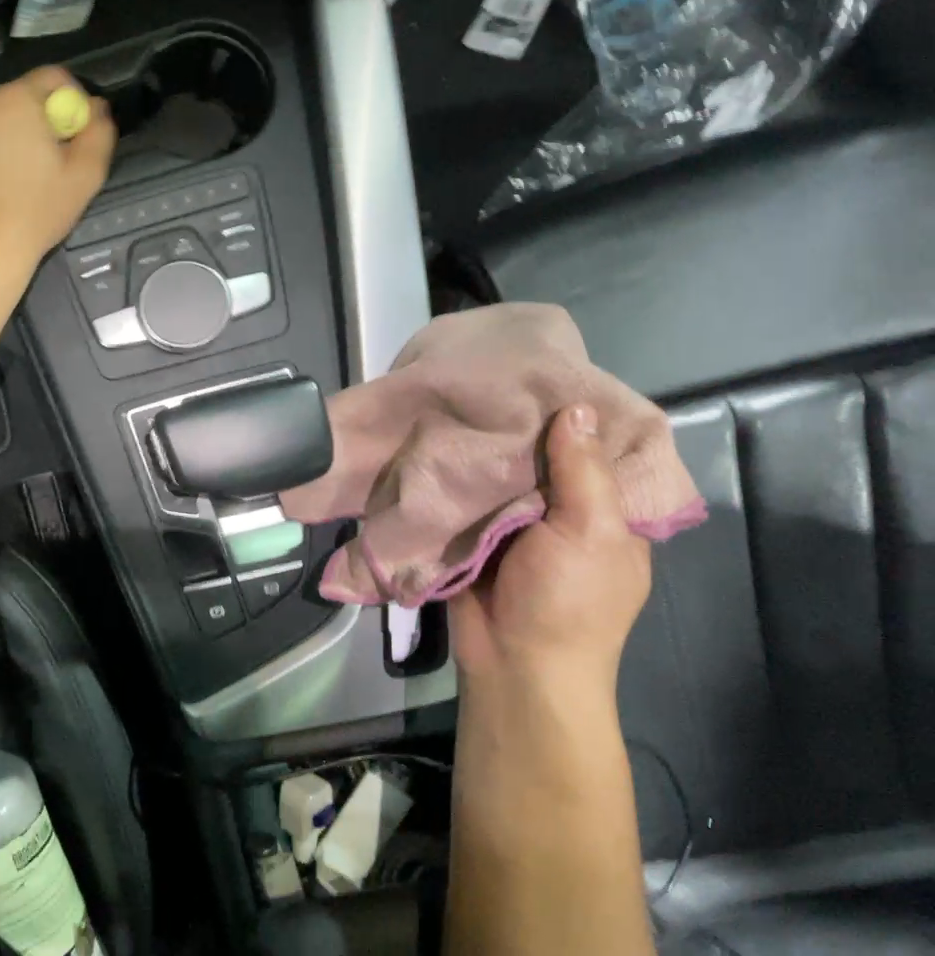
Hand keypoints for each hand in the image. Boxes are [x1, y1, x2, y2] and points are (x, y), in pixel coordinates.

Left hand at [0, 66, 116, 269]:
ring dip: (13, 131)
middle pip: (22, 95)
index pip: (53, 77)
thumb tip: (96, 108)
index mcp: (16, 99)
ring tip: (21, 171)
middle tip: (50, 157)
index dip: (73, 100)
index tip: (76, 133)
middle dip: (41, 117)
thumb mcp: (86, 173)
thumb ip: (99, 130)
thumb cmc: (38, 211)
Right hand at [450, 404, 651, 697]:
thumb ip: (584, 473)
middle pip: (540, 460)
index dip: (576, 417)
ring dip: (477, 451)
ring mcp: (512, 527)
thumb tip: (576, 406)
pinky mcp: (469, 537)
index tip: (542, 374)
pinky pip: (461, 500)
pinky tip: (429, 443)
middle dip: (515, 429)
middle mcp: (561, 514)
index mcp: (608, 513)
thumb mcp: (592, 533)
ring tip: (451, 399)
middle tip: (484, 379)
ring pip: (497, 477)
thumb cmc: (569, 602)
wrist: (512, 663)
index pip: (598, 452)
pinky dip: (449, 479)